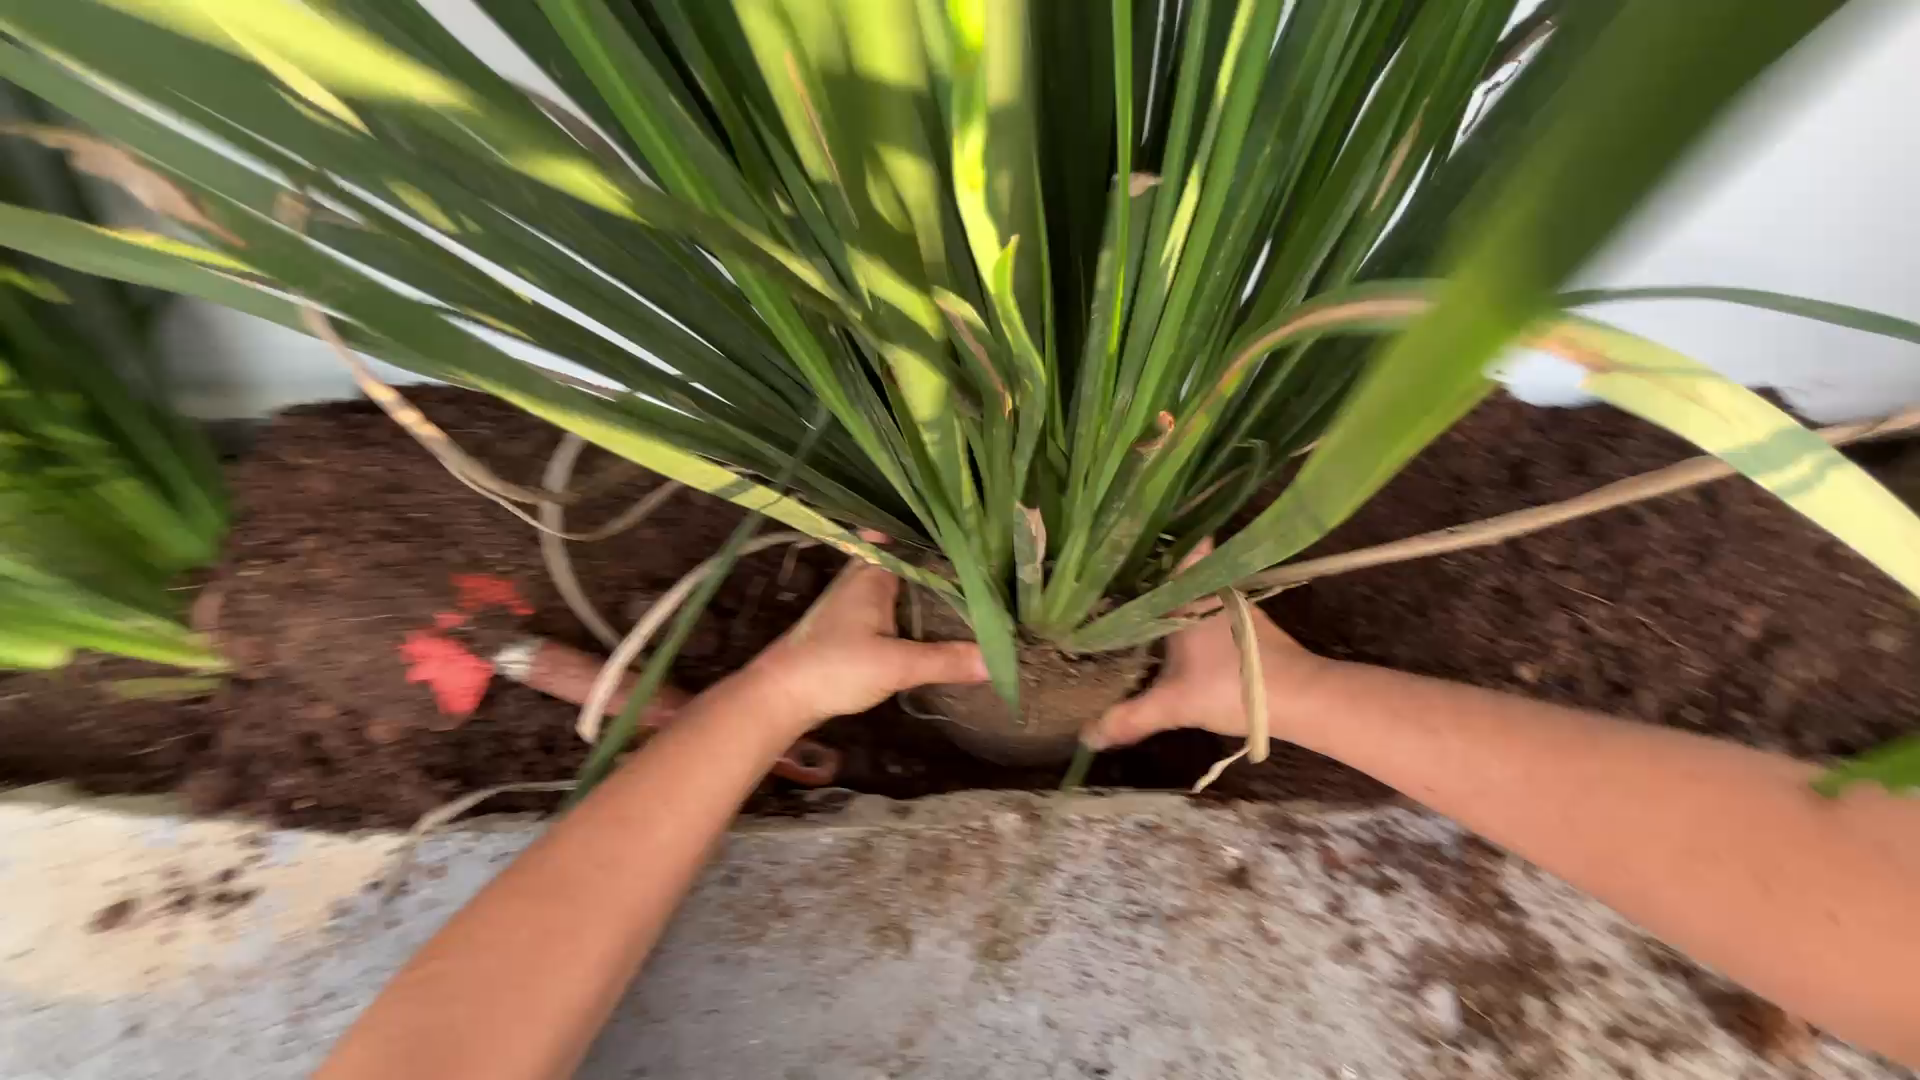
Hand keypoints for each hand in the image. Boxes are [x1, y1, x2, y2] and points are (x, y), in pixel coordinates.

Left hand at [737, 539, 988, 728]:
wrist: (780, 696)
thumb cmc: (834, 666)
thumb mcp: (896, 665)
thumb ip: (945, 660)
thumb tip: (996, 660)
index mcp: (873, 574)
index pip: (908, 540)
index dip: (937, 535)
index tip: (973, 536)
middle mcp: (862, 579)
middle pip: (904, 558)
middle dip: (936, 560)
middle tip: (981, 565)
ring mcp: (853, 601)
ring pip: (896, 582)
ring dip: (923, 584)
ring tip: (967, 587)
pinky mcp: (848, 625)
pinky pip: (888, 603)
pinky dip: (910, 605)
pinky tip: (930, 618)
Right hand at [1081, 542, 1326, 749]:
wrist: (1303, 699)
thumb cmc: (1234, 687)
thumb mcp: (1174, 704)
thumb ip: (1131, 717)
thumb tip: (1088, 736)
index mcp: (1190, 592)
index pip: (1180, 542)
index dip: (1157, 533)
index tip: (1128, 532)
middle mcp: (1211, 587)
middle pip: (1181, 560)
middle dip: (1153, 562)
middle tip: (1113, 567)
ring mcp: (1231, 603)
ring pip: (1195, 582)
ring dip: (1171, 587)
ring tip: (1131, 594)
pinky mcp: (1244, 623)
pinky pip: (1206, 602)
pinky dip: (1187, 608)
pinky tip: (1168, 626)